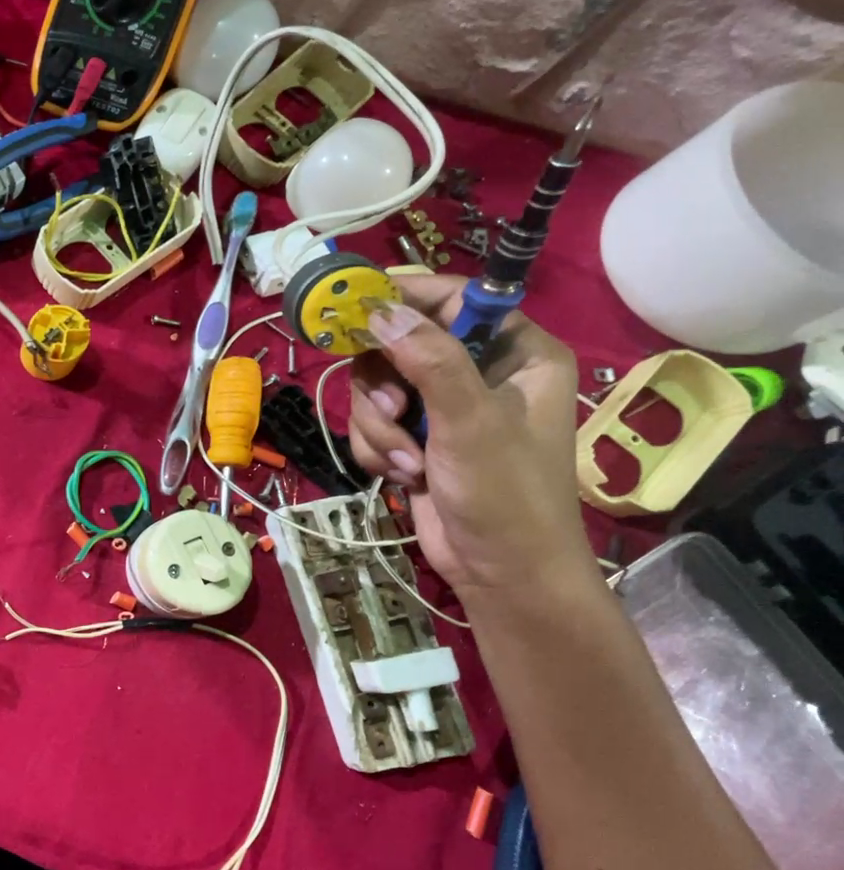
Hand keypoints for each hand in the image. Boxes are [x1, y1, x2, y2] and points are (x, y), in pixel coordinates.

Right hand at [346, 275, 594, 598]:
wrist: (500, 570)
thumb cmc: (504, 493)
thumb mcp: (469, 421)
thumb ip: (428, 359)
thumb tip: (379, 310)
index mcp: (516, 353)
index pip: (453, 300)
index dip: (403, 298)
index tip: (353, 308)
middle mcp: (479, 371)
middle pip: (398, 344)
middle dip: (383, 385)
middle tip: (391, 408)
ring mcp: (445, 407)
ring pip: (377, 387)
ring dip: (379, 427)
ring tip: (406, 462)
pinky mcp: (418, 438)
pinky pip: (373, 422)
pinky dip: (377, 449)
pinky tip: (402, 475)